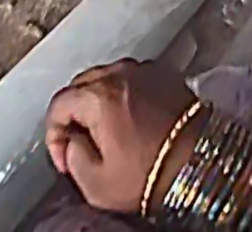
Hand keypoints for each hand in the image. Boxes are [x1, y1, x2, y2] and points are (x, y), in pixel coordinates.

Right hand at [44, 59, 200, 213]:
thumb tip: (71, 141)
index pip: (59, 103)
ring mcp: (145, 68)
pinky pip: (132, 76)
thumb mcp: (95, 182)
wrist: (197, 159)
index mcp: (99, 96)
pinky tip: (129, 117)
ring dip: (99, 98)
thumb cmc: (147, 172)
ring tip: (105, 130)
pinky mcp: (164, 72)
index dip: (54, 133)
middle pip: (82, 83)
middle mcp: (121, 72)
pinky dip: (123, 92)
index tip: (64, 154)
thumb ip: (72, 156)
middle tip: (80, 141)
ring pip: (107, 75)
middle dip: (74, 111)